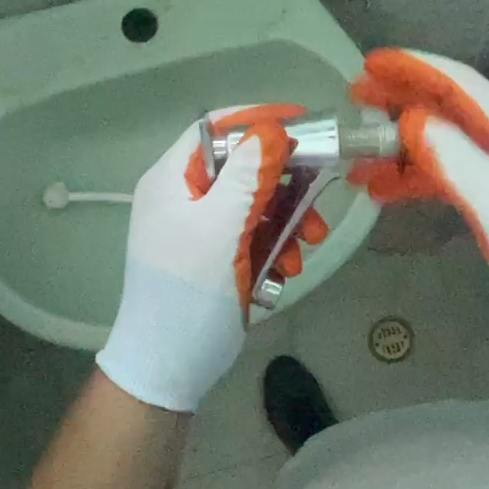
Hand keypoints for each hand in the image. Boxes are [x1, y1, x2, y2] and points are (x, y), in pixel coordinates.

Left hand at [97, 109, 308, 411]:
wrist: (169, 366)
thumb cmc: (189, 293)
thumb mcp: (222, 229)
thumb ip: (248, 177)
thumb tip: (270, 130)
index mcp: (172, 181)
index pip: (214, 129)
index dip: (257, 121)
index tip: (302, 126)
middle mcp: (184, 198)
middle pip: (243, 168)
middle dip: (285, 185)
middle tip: (318, 197)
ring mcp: (200, 229)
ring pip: (255, 204)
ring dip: (287, 221)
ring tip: (306, 246)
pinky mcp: (216, 256)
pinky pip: (253, 235)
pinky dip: (275, 247)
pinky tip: (285, 270)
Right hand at [349, 49, 488, 347]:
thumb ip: (451, 157)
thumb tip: (411, 119)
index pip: (458, 81)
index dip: (413, 68)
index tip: (369, 64)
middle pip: (449, 107)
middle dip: (401, 101)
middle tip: (354, 100)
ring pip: (446, 143)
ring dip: (404, 147)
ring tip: (358, 157)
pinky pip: (454, 174)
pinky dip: (421, 178)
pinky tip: (386, 190)